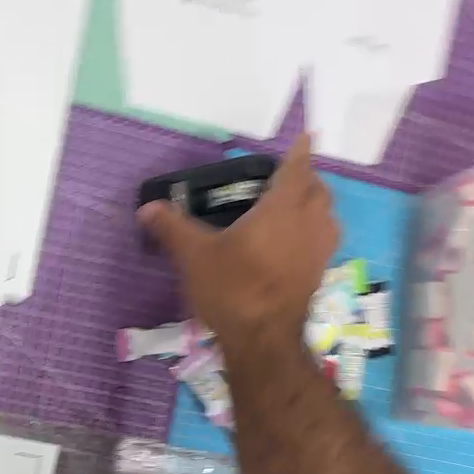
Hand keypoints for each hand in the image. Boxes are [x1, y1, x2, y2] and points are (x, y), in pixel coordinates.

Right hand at [137, 133, 340, 355]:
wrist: (263, 337)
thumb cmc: (232, 287)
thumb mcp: (194, 256)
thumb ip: (173, 228)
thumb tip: (147, 208)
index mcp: (283, 206)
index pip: (297, 167)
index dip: (299, 150)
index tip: (306, 135)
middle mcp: (310, 221)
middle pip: (318, 188)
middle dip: (306, 179)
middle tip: (288, 179)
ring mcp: (320, 248)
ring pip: (326, 214)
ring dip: (314, 205)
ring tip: (293, 210)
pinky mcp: (320, 273)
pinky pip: (322, 240)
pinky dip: (312, 232)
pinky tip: (294, 245)